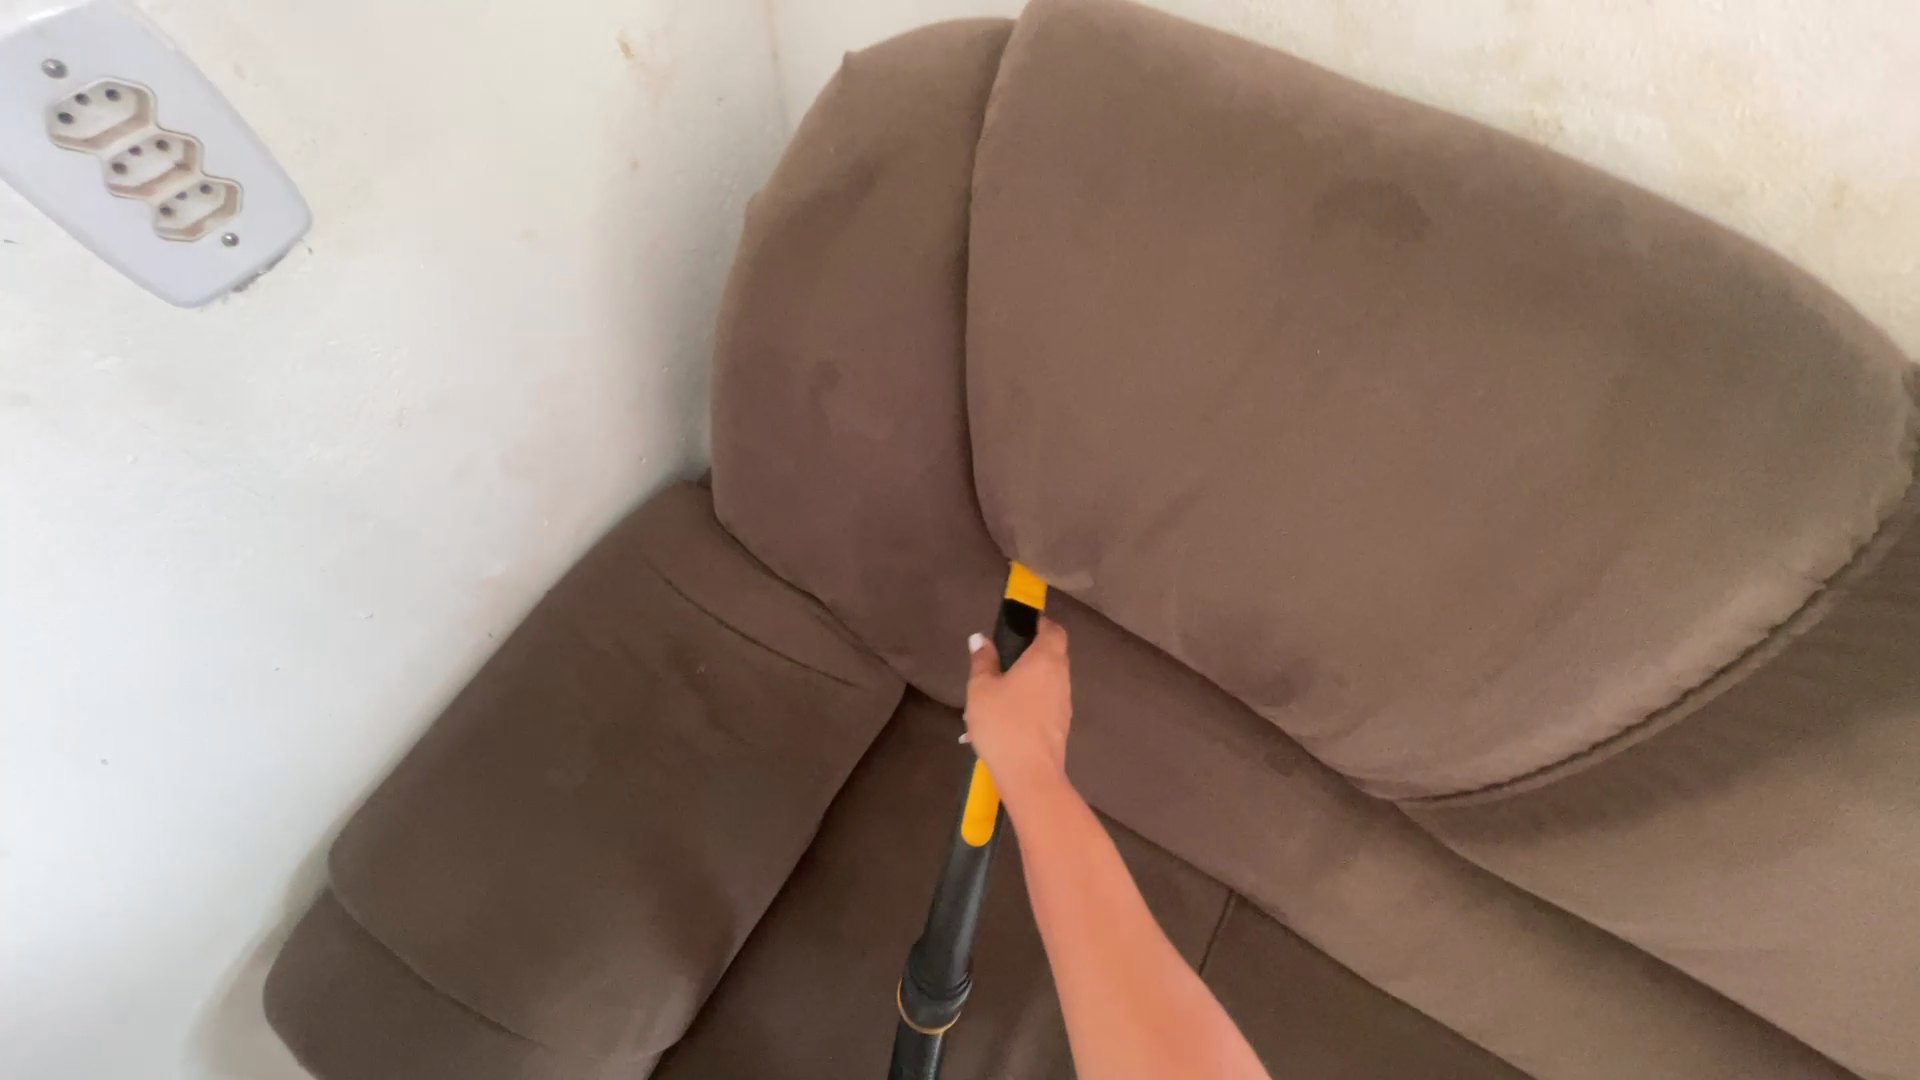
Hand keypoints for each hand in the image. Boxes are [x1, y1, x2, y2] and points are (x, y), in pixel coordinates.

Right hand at [964, 617, 1072, 807]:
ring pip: (1049, 681)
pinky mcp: (1060, 726)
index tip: (1023, 624)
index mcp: (1045, 659)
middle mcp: (1061, 677)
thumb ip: (983, 661)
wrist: (1029, 774)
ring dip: (1030, 680)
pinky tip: (1005, 717)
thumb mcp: (981, 688)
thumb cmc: (1003, 723)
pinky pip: (1046, 703)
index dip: (1041, 623)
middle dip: (1032, 652)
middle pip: (1053, 654)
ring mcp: (1064, 704)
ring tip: (999, 691)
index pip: (1053, 630)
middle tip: (1004, 657)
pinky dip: (1030, 701)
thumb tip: (981, 640)